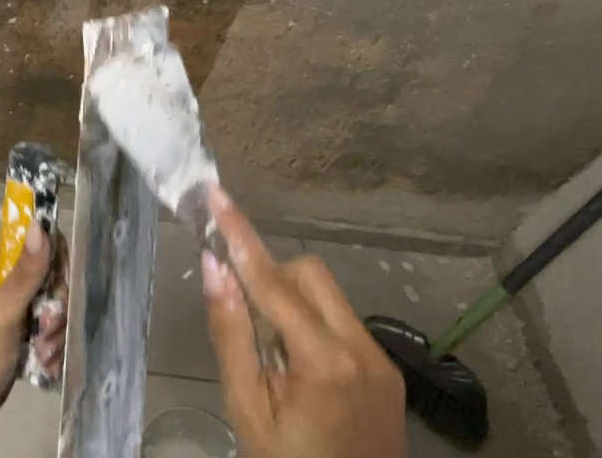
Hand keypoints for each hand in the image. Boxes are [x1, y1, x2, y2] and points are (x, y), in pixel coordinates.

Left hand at [0, 223, 68, 423]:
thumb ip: (25, 273)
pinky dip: (51, 342)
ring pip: (52, 299)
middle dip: (54, 303)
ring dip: (54, 329)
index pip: (33, 234)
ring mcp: (12, 297)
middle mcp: (0, 271)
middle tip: (45, 327)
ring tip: (41, 351)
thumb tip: (39, 225)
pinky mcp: (21, 322)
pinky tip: (42, 360)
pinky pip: (49, 321)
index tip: (58, 285)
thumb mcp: (3, 313)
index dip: (53, 257)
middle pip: (49, 269)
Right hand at [202, 185, 404, 457]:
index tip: (217, 195)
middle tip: (242, 311)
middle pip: (308, 274)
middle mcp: (363, 350)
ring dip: (291, 299)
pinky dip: (311, 323)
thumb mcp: (247, 407)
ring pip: (327, 294)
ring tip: (270, 351)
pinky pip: (342, 322)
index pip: (272, 280)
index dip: (240, 234)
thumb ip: (231, 332)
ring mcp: (381, 361)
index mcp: (324, 360)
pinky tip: (296, 365)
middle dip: (270, 275)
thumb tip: (213, 265)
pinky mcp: (388, 373)